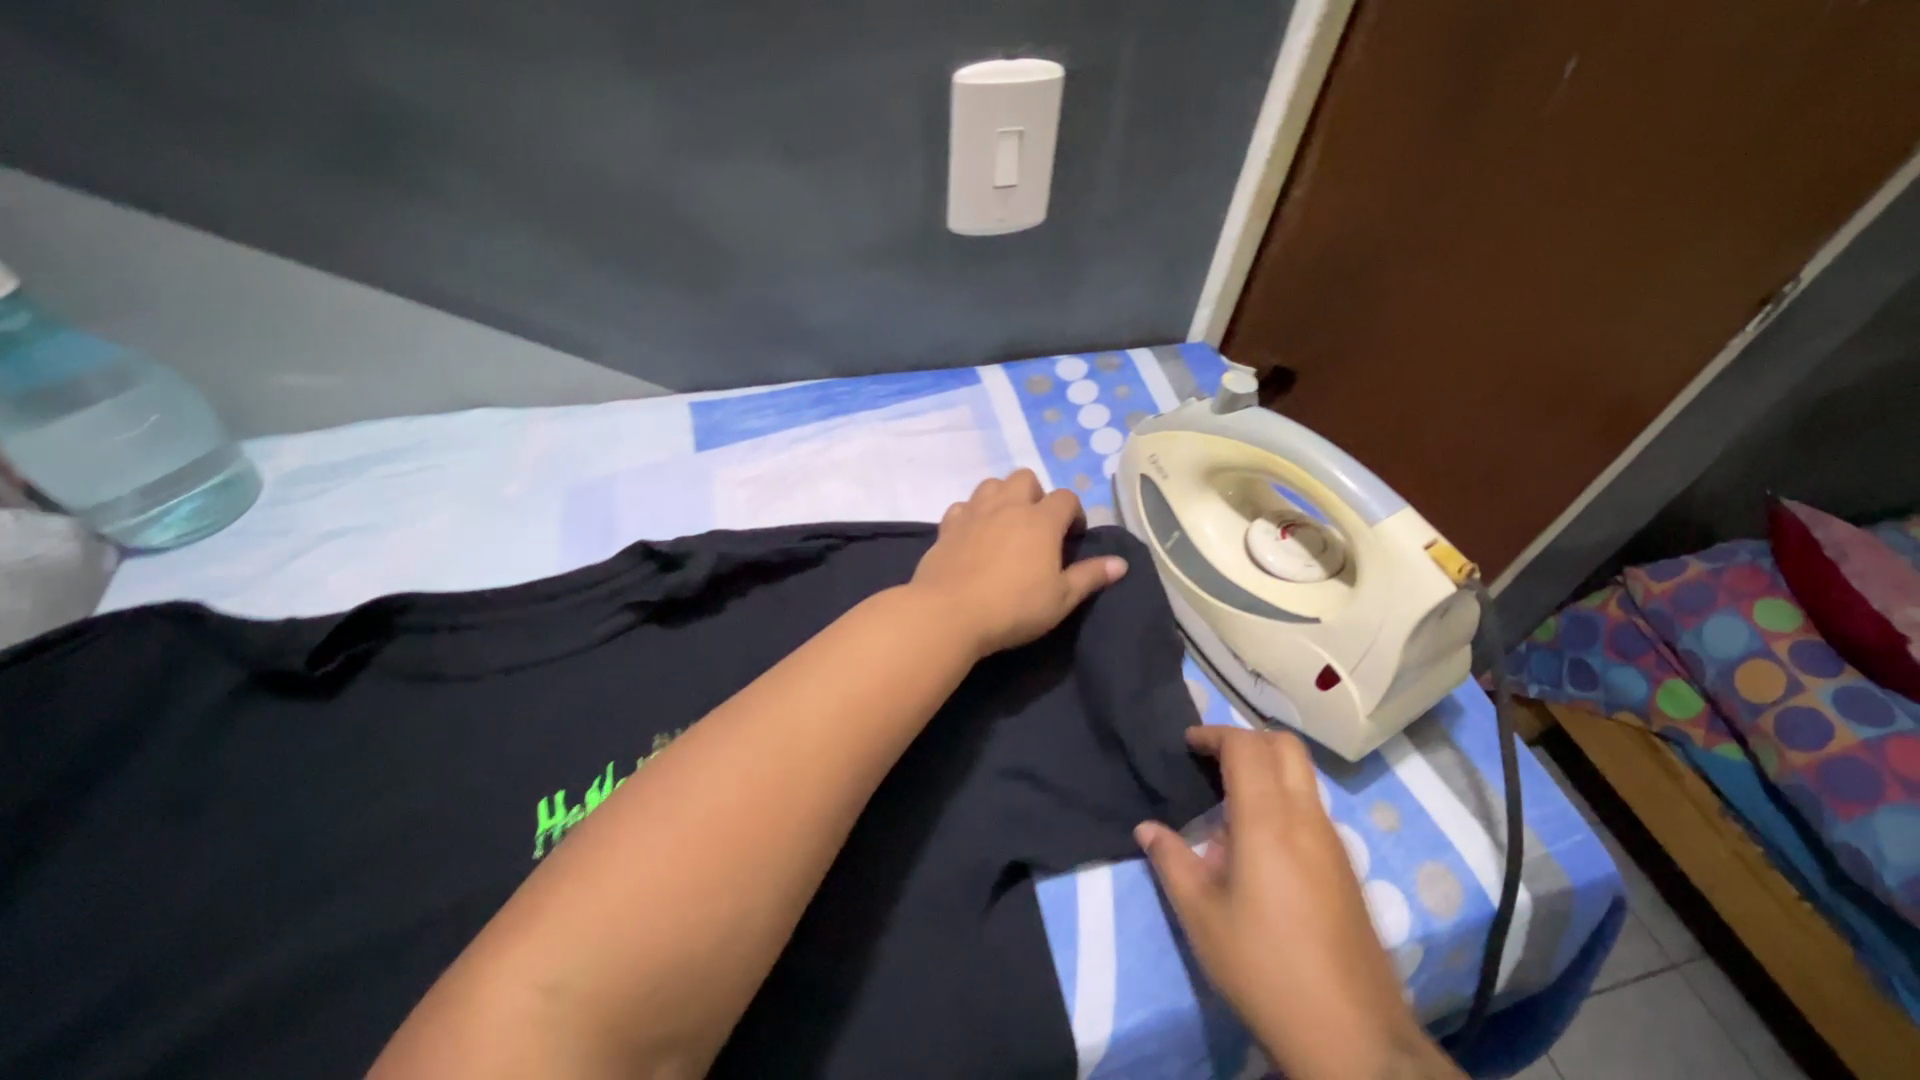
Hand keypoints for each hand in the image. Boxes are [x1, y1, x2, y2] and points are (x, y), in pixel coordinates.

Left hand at [910, 469, 1127, 656]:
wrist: (949, 614)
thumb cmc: (1013, 608)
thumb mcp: (1061, 599)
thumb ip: (1090, 577)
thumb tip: (1121, 563)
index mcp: (1041, 521)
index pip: (1066, 498)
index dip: (1074, 513)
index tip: (1072, 538)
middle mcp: (1007, 506)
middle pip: (1025, 478)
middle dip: (1036, 495)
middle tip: (1037, 527)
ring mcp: (974, 513)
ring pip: (991, 484)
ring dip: (1002, 497)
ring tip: (1006, 525)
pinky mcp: (947, 527)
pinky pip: (962, 506)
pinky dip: (971, 514)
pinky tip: (974, 535)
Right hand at [1136, 727, 1454, 1079]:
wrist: (1350, 1033)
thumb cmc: (1263, 968)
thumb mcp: (1202, 916)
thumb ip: (1173, 862)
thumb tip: (1147, 829)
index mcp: (1269, 822)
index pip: (1247, 747)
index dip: (1215, 735)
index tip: (1187, 744)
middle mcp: (1308, 819)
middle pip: (1285, 747)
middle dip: (1246, 741)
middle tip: (1210, 762)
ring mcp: (1334, 843)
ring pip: (1303, 777)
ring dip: (1267, 771)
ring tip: (1226, 806)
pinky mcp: (1346, 869)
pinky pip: (1311, 810)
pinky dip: (1282, 800)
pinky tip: (1256, 847)